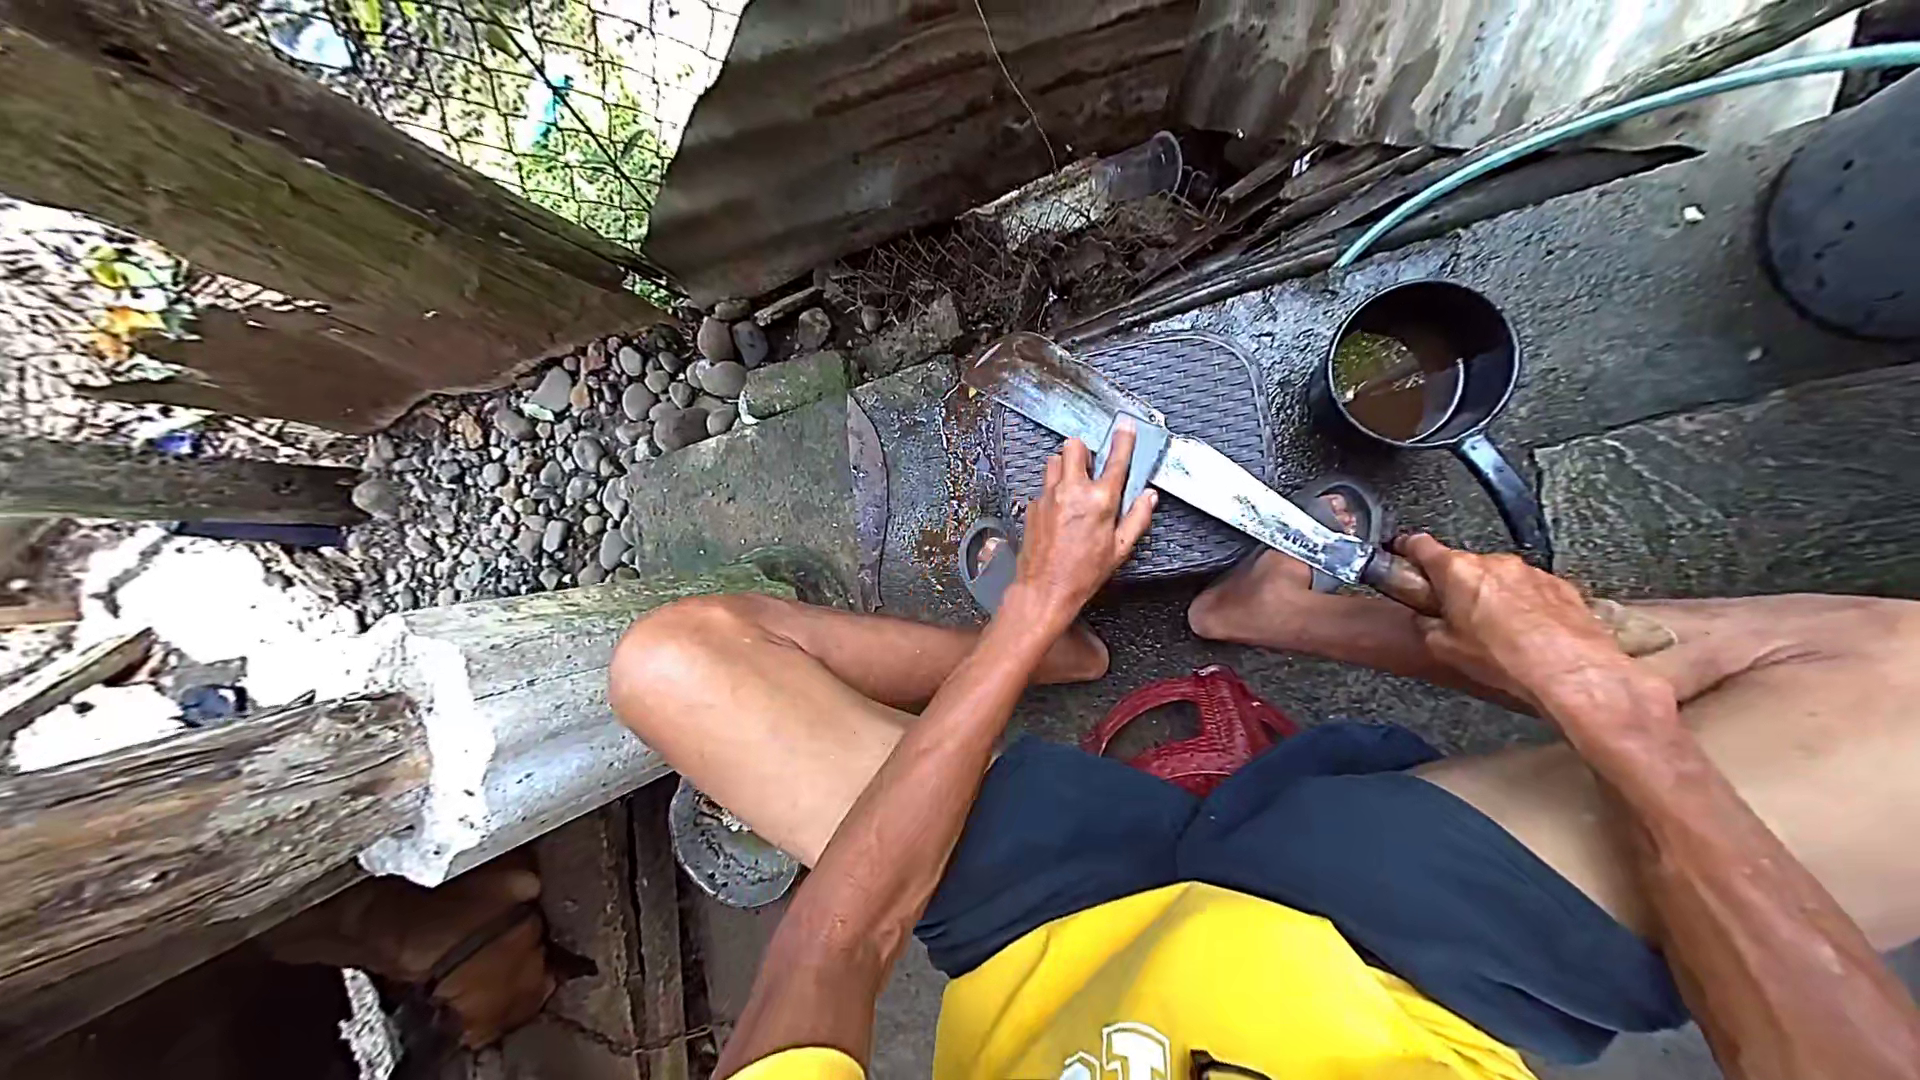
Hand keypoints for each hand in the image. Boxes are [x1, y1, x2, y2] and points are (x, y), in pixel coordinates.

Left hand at [1012, 423, 1155, 622]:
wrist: (1044, 588)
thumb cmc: (1082, 573)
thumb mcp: (1120, 548)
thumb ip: (1137, 518)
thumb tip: (1148, 497)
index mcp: (1100, 500)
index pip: (1115, 459)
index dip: (1123, 440)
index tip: (1125, 427)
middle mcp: (1072, 491)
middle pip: (1074, 446)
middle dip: (1083, 451)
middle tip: (1090, 466)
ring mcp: (1048, 496)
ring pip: (1053, 461)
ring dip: (1064, 467)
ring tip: (1072, 486)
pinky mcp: (1032, 505)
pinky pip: (1043, 486)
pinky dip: (1052, 491)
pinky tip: (1058, 510)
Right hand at [1396, 533, 1642, 710]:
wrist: (1572, 673)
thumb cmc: (1508, 658)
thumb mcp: (1443, 647)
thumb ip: (1426, 625)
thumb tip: (1425, 622)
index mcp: (1456, 570)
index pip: (1420, 545)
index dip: (1407, 548)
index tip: (1403, 552)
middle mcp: (1494, 563)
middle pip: (1462, 564)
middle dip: (1454, 583)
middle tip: (1450, 612)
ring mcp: (1530, 574)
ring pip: (1498, 577)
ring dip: (1490, 594)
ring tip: (1493, 629)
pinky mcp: (1561, 588)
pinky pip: (1530, 590)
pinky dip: (1522, 605)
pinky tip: (1523, 633)